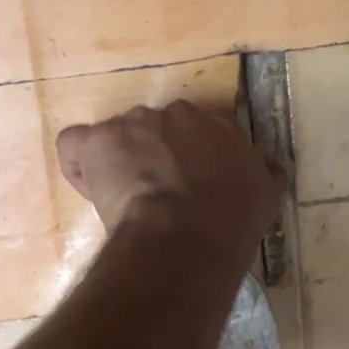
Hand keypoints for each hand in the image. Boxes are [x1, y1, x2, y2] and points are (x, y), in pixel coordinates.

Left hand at [56, 101, 286, 256]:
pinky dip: (78, 164)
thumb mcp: (264, 196)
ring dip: (120, 161)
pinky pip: (76, 143)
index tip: (189, 186)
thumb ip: (264, 175)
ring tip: (124, 199)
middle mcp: (177, 115)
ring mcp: (135, 124)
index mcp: (219, 126)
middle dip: (155, 156)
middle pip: (158, 130)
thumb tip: (271, 167)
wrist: (188, 232)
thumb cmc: (230, 220)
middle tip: (158, 195)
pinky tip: (89, 187)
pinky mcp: (99, 140)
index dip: (191, 159)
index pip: (201, 132)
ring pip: (119, 136)